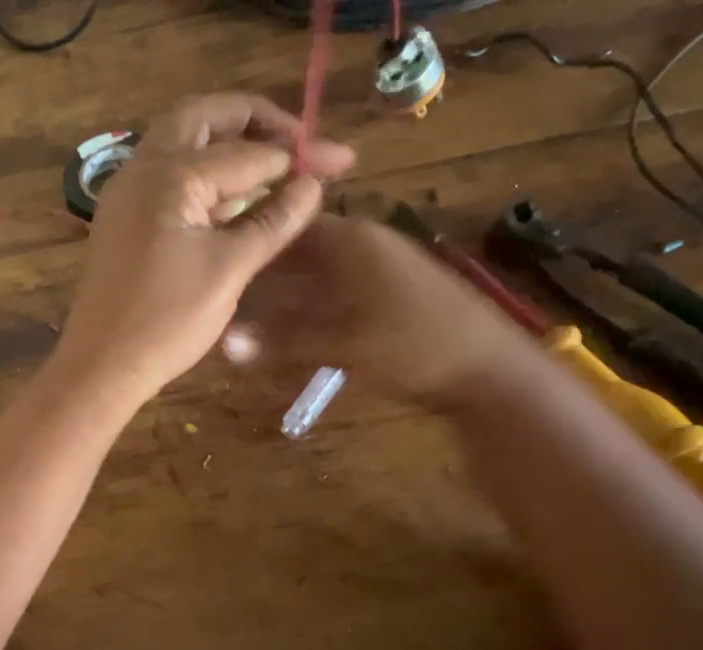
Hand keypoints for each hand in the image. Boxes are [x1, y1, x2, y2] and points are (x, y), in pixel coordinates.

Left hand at [51, 94, 354, 400]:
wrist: (101, 367)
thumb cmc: (166, 322)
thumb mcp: (229, 270)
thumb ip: (274, 222)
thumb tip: (313, 185)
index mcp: (169, 175)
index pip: (247, 150)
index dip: (298, 154)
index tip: (341, 162)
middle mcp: (141, 169)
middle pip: (204, 118)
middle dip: (256, 123)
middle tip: (298, 144)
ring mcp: (126, 193)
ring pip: (182, 144)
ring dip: (228, 147)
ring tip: (275, 169)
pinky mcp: (123, 219)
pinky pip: (167, 177)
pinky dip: (204, 176)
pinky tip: (236, 201)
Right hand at [227, 214, 536, 407]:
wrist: (490, 370)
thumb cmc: (415, 345)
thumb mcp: (342, 343)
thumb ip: (281, 342)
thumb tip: (222, 344)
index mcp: (353, 240)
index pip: (288, 225)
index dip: (251, 239)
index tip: (212, 261)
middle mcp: (364, 247)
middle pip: (298, 253)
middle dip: (261, 276)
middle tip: (220, 299)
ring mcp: (378, 274)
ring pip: (315, 279)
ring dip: (283, 300)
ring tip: (243, 322)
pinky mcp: (386, 301)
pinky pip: (333, 299)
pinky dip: (307, 314)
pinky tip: (285, 338)